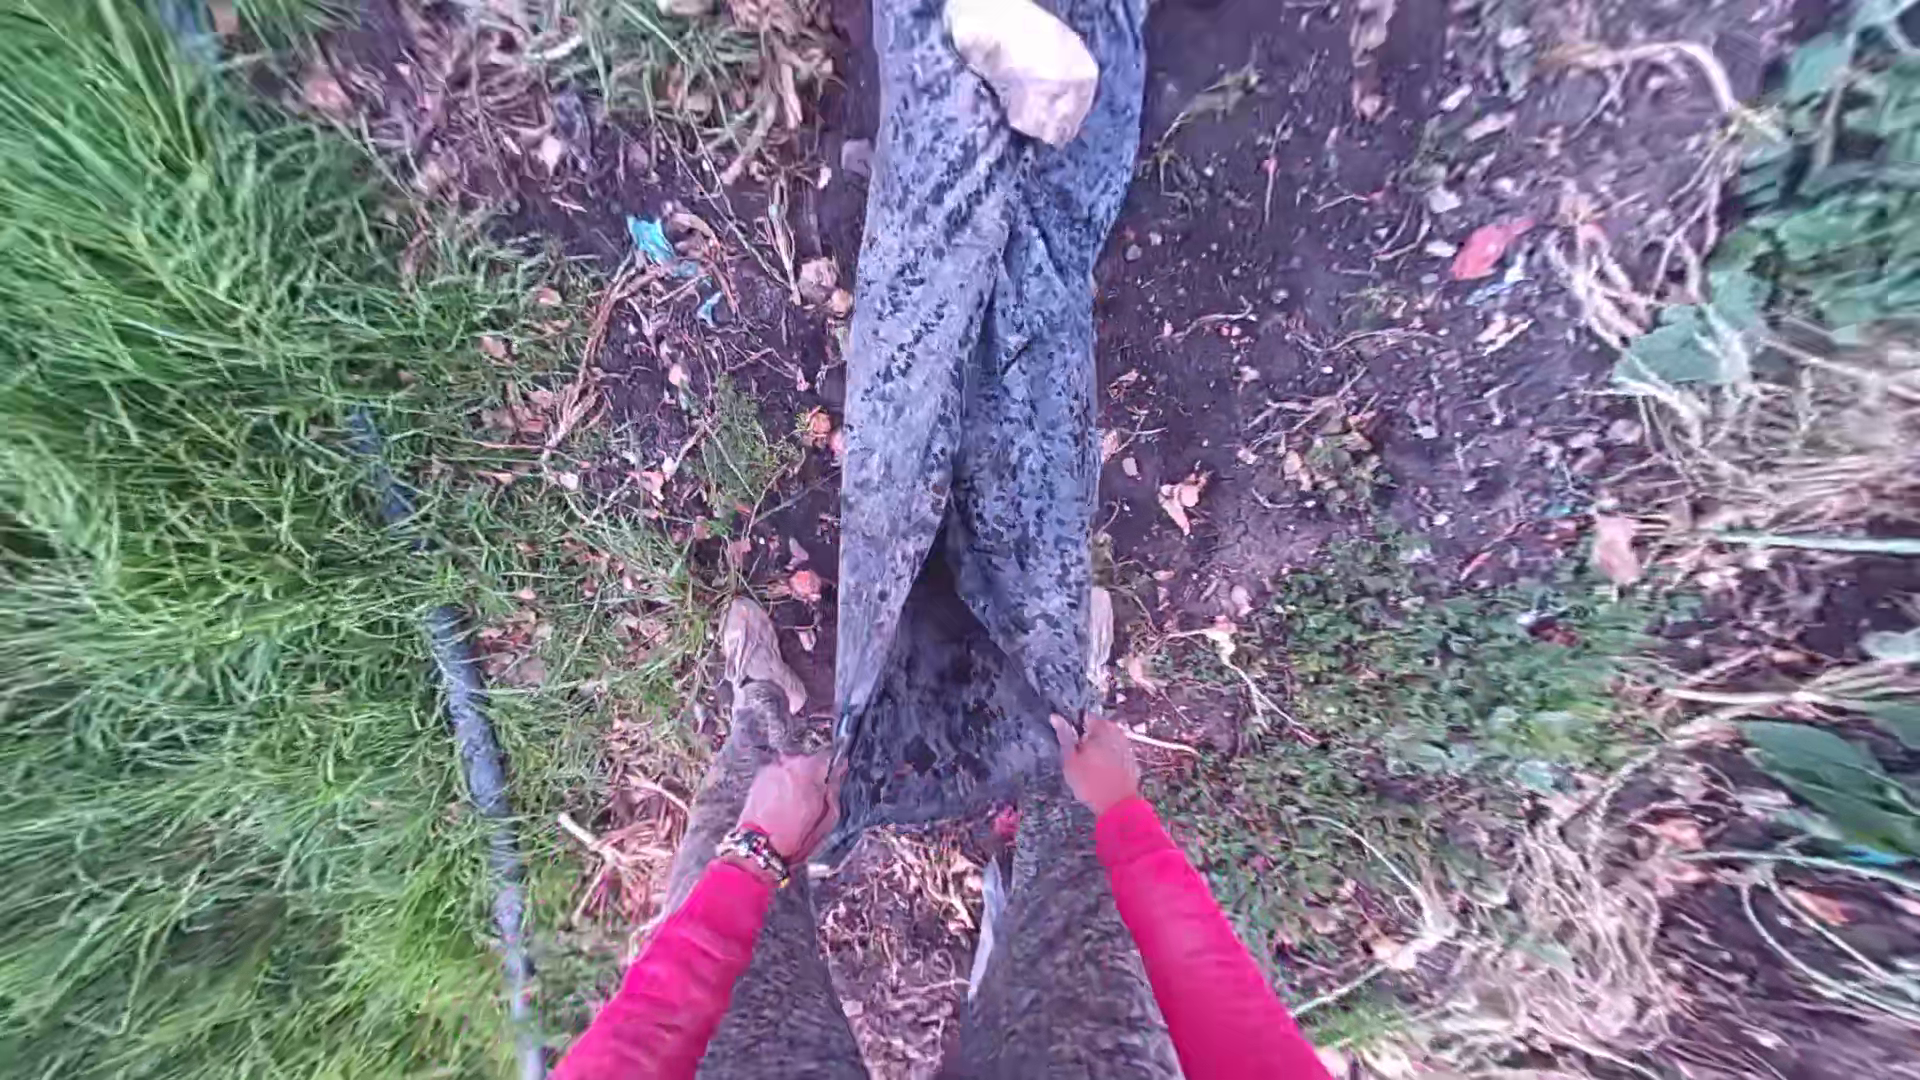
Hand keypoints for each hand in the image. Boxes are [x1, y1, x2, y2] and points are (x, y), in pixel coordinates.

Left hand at [737, 753, 840, 861]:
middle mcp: (792, 763)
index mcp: (812, 770)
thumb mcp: (827, 817)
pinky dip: (780, 784)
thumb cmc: (792, 836)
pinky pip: (777, 774)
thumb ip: (834, 791)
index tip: (831, 783)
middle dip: (812, 777)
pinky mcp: (760, 776)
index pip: (829, 758)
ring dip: (795, 780)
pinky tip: (779, 802)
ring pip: (792, 767)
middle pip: (809, 762)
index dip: (831, 772)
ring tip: (793, 803)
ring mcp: (774, 768)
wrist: (760, 845)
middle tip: (811, 799)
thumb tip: (836, 778)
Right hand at [1050, 712, 1139, 816]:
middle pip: (1096, 729)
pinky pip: (1115, 753)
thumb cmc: (1090, 782)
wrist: (1119, 808)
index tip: (1071, 746)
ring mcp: (1127, 746)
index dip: (1075, 731)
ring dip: (1099, 750)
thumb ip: (1064, 736)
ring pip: (1106, 742)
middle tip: (1080, 760)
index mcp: (1102, 727)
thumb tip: (1055, 716)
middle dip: (1088, 740)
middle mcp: (1117, 732)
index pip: (1084, 718)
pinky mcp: (1132, 760)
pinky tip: (1103, 773)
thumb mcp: (1070, 759)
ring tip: (1091, 768)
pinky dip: (1109, 759)